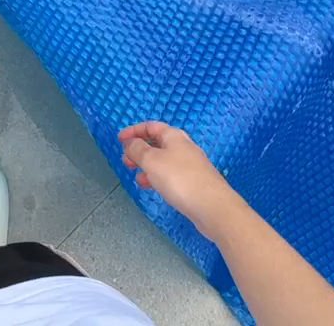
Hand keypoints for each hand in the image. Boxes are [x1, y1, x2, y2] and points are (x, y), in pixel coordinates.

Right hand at [118, 121, 249, 242]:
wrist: (213, 207)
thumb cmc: (179, 179)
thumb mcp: (152, 160)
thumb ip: (137, 149)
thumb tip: (130, 142)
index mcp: (173, 136)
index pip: (150, 126)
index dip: (133, 131)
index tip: (119, 140)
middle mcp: (182, 147)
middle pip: (156, 143)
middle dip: (139, 150)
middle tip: (125, 160)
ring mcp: (190, 165)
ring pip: (163, 160)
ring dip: (147, 166)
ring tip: (136, 177)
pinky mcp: (194, 183)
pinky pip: (170, 175)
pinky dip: (158, 178)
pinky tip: (152, 188)